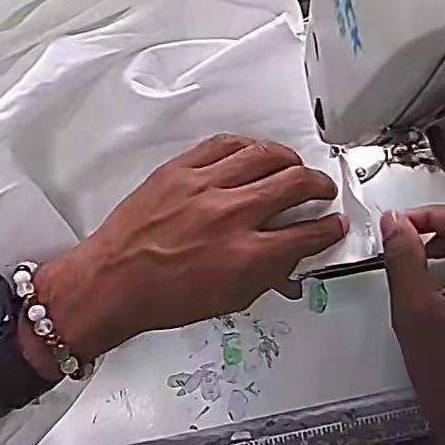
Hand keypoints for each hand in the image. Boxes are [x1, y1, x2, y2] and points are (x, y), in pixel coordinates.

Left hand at [33, 135, 346, 360]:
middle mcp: (230, 215)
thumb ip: (268, 277)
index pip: (307, 233)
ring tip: (295, 166)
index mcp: (246, 255)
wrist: (112, 282)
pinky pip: (224, 144)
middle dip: (319, 186)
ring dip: (291, 160)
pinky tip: (255, 152)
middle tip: (321, 191)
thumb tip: (292, 262)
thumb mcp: (229, 300)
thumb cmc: (161, 297)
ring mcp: (204, 187)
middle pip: (296, 184)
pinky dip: (248, 146)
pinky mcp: (179, 170)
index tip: (332, 225)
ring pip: (265, 155)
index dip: (329, 229)